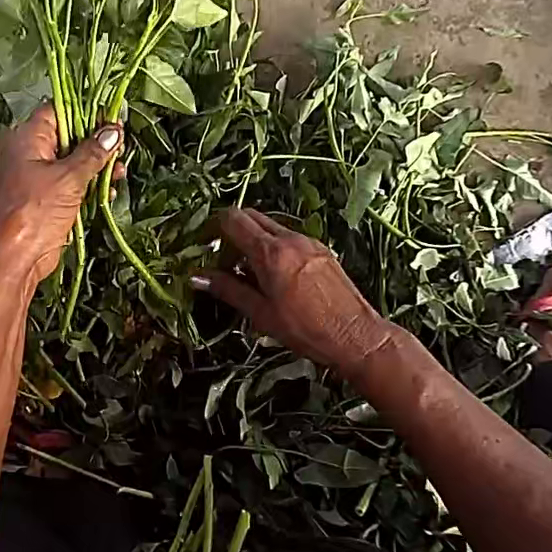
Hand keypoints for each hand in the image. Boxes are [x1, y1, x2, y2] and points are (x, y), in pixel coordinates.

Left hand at [0, 105, 121, 278]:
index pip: (57, 111)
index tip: (110, 119)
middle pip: (68, 137)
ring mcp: (38, 178)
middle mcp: (30, 154)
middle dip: (96, 142)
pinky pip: (72, 186)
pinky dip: (89, 187)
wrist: (15, 257)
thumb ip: (93, 153)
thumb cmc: (34, 211)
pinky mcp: (47, 200)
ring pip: (73, 163)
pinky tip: (109, 191)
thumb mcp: (69, 178)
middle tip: (121, 146)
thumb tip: (113, 131)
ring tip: (120, 171)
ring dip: (97, 167)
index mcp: (27, 139)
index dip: (84, 112)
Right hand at [192, 209, 398, 377]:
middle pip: (251, 216)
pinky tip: (273, 275)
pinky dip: (274, 247)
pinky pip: (289, 238)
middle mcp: (290, 239)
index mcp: (271, 253)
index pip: (233, 219)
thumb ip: (228, 290)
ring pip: (271, 226)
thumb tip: (197, 277)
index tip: (206, 245)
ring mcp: (308, 241)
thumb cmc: (306, 330)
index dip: (214, 228)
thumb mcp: (260, 314)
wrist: (355, 335)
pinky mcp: (321, 249)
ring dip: (254, 240)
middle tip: (224, 260)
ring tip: (248, 273)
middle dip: (232, 232)